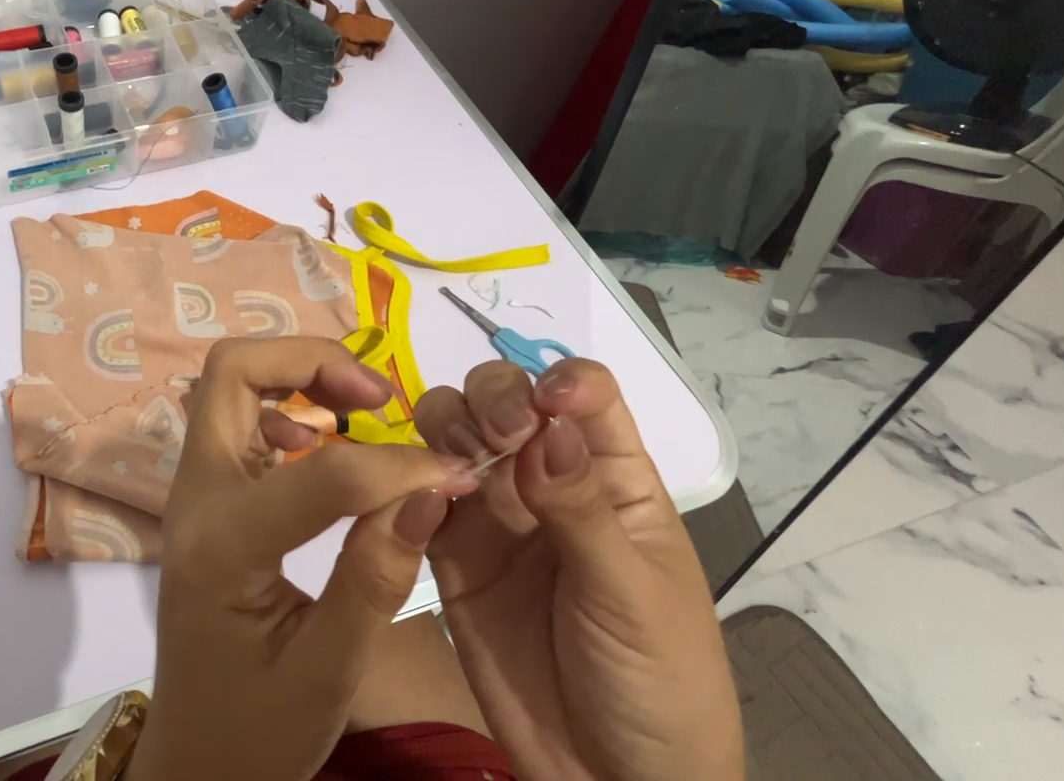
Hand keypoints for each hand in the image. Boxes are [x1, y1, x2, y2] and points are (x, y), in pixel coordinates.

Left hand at [128, 337, 478, 780]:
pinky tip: (324, 440)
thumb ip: (377, 577)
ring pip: (230, 383)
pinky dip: (286, 404)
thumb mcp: (329, 672)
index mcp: (223, 544)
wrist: (194, 757)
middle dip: (313, 362)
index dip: (397, 467)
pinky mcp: (207, 495)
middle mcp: (195, 496)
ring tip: (364, 408)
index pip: (321, 471)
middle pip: (232, 372)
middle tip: (381, 398)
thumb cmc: (258, 727)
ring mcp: (194, 489)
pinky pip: (237, 416)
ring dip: (298, 374)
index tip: (452, 476)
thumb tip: (429, 493)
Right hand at [416, 359, 742, 780]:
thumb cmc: (658, 682)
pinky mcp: (447, 551)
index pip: (584, 395)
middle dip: (493, 399)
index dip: (561, 381)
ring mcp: (492, 513)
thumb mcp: (634, 596)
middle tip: (495, 442)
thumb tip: (548, 424)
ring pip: (451, 430)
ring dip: (446, 427)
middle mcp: (544, 479)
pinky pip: (415, 496)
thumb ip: (583, 509)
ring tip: (454, 469)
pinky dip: (405, 482)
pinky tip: (412, 499)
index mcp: (610, 478)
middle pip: (505, 397)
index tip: (543, 403)